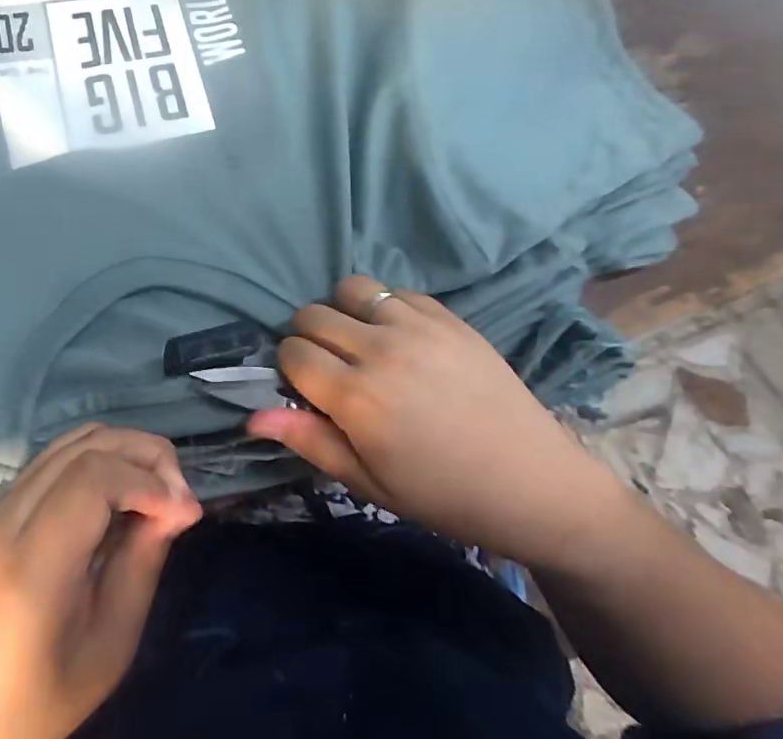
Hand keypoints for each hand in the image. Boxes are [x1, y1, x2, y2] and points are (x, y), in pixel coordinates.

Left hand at [0, 425, 201, 738]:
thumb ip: (143, 563)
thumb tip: (180, 505)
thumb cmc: (39, 699)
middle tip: (180, 494)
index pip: (95, 476)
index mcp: (33, 563)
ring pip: (71, 441)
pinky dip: (98, 457)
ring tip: (158, 487)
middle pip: (87, 445)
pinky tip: (120, 490)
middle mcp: (8, 519)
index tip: (186, 511)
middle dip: (145, 454)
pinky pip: (55, 458)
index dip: (150, 479)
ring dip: (123, 450)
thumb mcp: (109, 644)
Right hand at [247, 275, 632, 567]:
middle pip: (313, 314)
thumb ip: (309, 440)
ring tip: (362, 343)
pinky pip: (396, 291)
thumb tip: (251, 416)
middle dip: (309, 337)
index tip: (308, 388)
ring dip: (344, 312)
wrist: (532, 481)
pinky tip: (401, 339)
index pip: (292, 352)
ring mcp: (418, 326)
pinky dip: (385, 308)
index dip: (290, 368)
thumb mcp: (368, 481)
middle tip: (331, 367)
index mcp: (357, 397)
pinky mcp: (448, 316)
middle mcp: (381, 349)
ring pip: (351, 288)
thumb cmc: (441, 494)